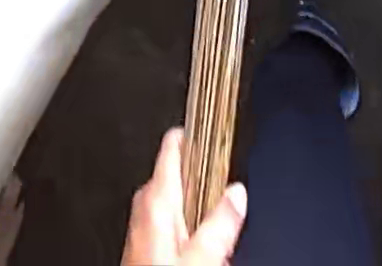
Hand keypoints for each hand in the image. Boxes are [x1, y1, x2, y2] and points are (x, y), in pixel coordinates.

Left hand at [120, 129, 246, 265]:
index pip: (172, 144)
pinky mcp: (144, 245)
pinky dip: (189, 227)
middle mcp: (145, 204)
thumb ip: (222, 222)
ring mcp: (143, 224)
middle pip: (179, 172)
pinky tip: (202, 249)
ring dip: (199, 207)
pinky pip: (172, 222)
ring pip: (177, 199)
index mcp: (155, 196)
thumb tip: (238, 192)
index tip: (214, 129)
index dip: (194, 133)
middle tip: (227, 188)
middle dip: (204, 178)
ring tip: (219, 227)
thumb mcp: (202, 258)